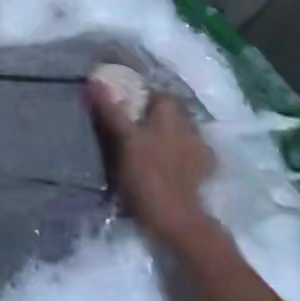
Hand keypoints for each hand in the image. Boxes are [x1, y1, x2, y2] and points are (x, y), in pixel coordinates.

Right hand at [86, 75, 215, 244]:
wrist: (176, 220)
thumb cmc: (147, 174)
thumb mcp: (123, 139)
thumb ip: (110, 109)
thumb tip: (95, 79)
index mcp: (170, 113)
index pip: (159, 93)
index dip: (144, 98)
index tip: (128, 109)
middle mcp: (189, 125)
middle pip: (173, 112)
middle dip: (157, 116)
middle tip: (136, 129)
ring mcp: (200, 149)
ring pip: (183, 132)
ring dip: (171, 135)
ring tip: (153, 148)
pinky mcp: (205, 172)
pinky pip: (192, 155)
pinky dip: (183, 156)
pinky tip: (172, 166)